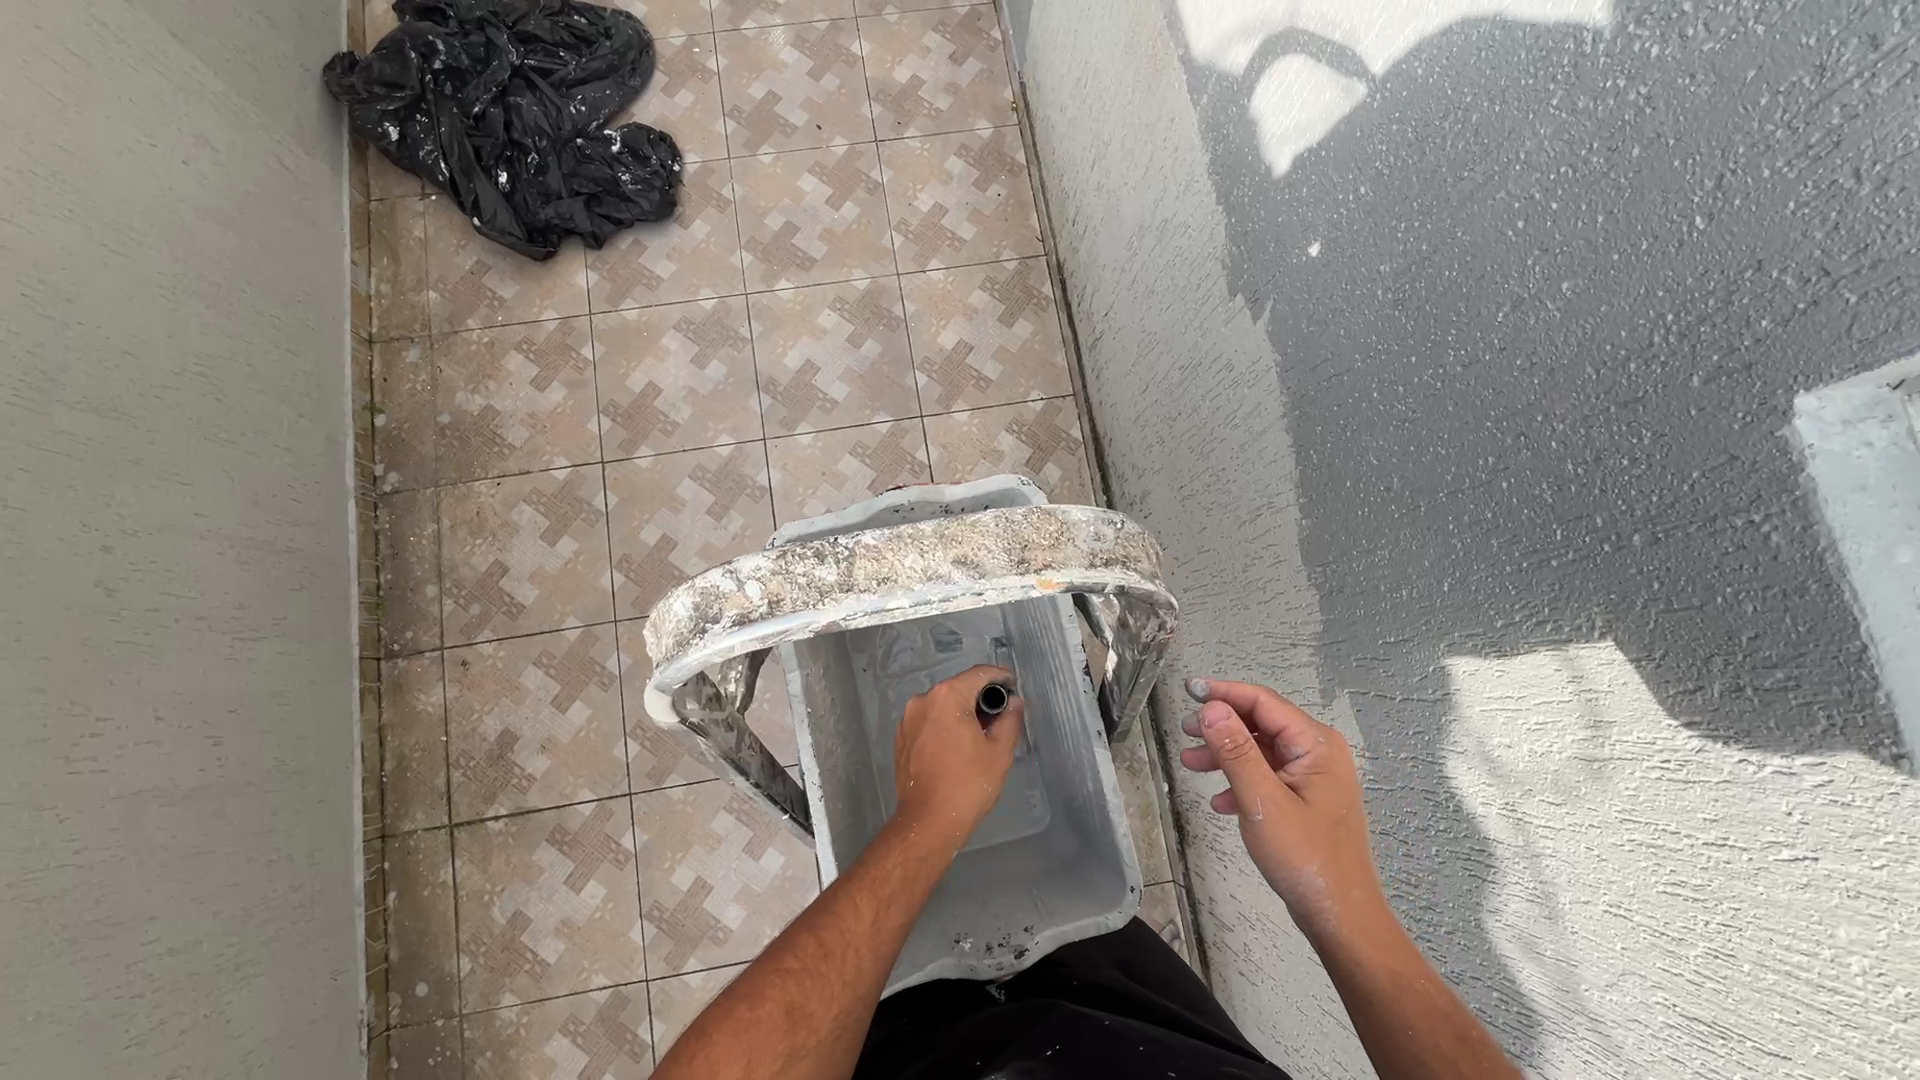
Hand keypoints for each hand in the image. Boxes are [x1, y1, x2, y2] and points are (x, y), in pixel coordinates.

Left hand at [892, 665, 1023, 845]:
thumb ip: (1009, 719)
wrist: (928, 820)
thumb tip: (1013, 703)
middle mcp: (923, 700)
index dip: (1000, 677)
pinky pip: (928, 721)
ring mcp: (908, 719)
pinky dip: (944, 726)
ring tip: (979, 736)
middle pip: (958, 688)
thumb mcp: (999, 751)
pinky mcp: (901, 737)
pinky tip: (956, 747)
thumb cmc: (967, 784)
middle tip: (1000, 718)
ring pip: (942, 705)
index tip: (1012, 685)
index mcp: (947, 697)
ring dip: (961, 712)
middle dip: (980, 698)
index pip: (979, 674)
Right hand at [1179, 678, 1386, 938]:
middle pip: (1261, 723)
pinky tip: (1219, 802)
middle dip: (1221, 726)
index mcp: (1315, 744)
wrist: (1340, 916)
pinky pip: (1267, 776)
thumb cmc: (1304, 856)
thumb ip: (1236, 750)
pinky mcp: (1306, 800)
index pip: (1263, 701)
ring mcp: (1314, 777)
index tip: (1187, 691)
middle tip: (1185, 733)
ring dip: (1225, 754)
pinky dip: (1240, 781)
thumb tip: (1211, 708)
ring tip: (1190, 764)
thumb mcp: (1262, 801)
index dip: (1224, 693)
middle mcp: (1318, 752)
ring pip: (1260, 750)